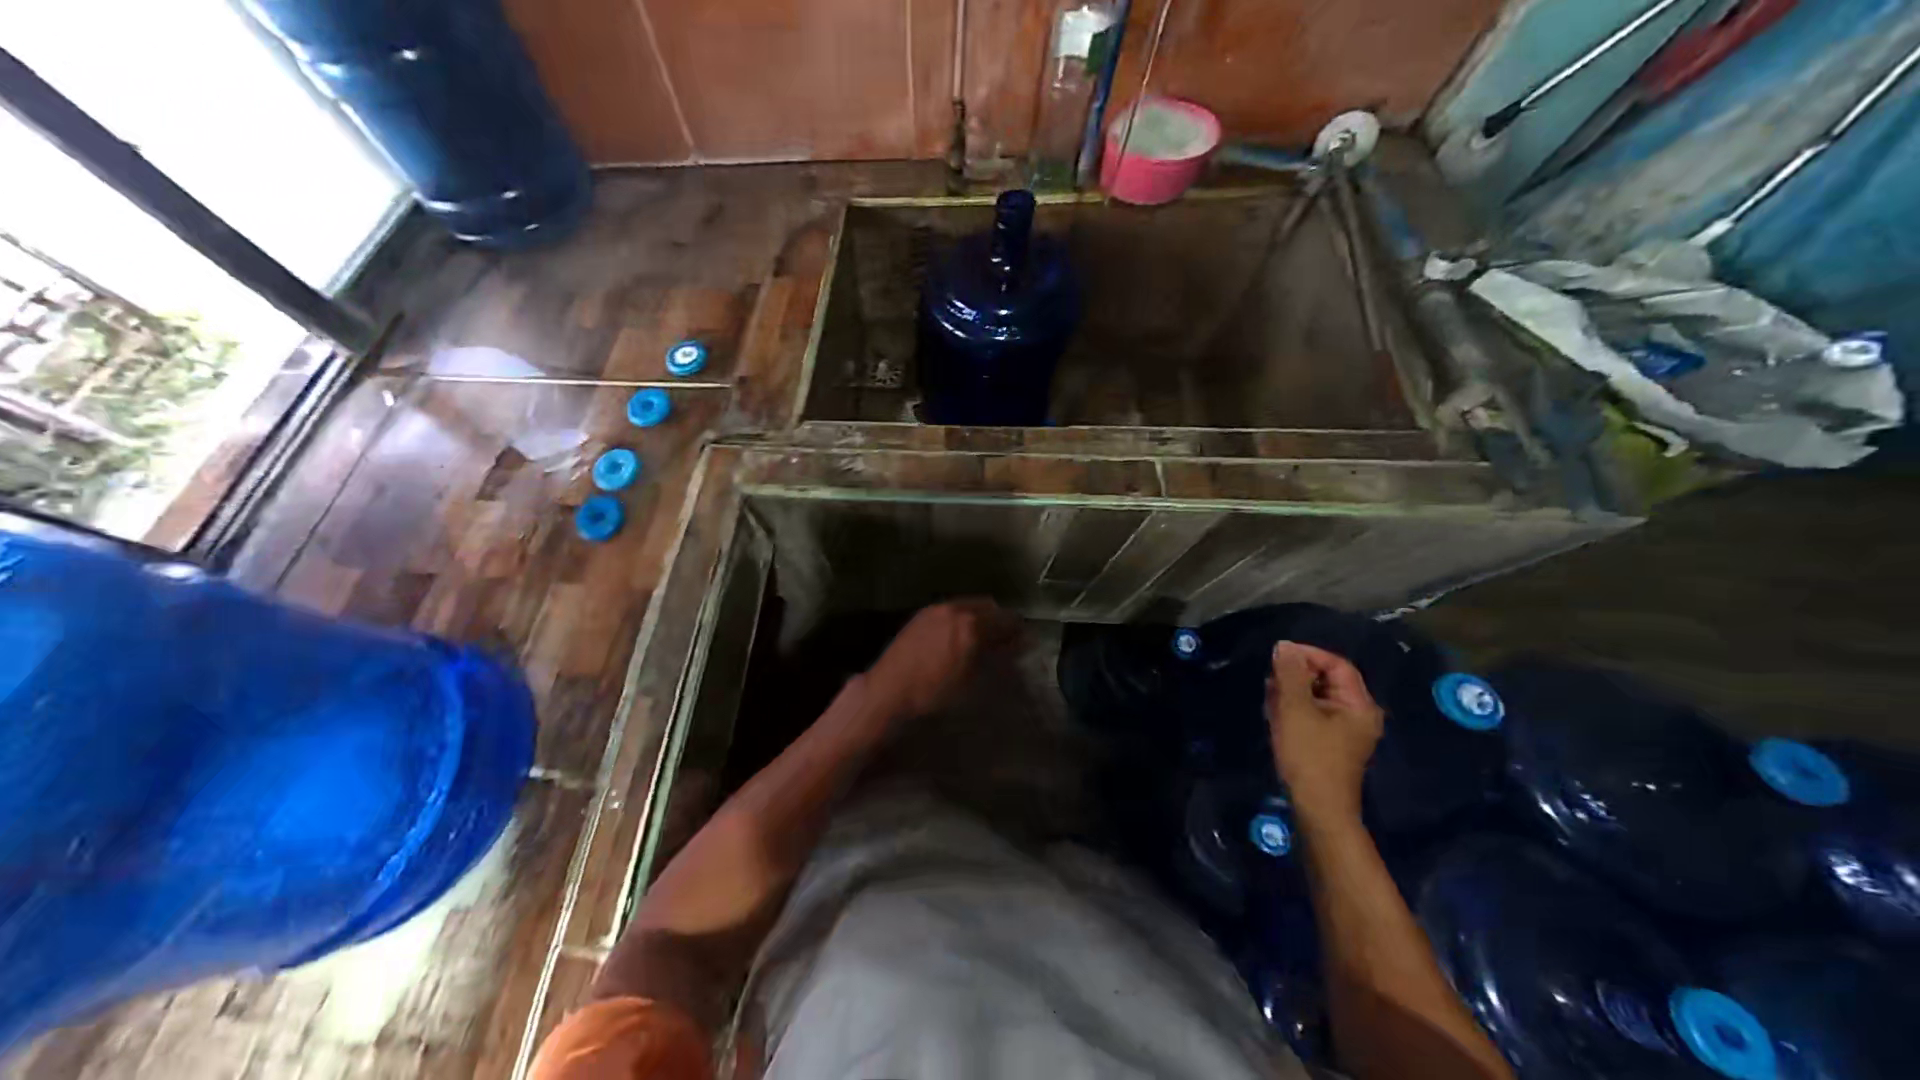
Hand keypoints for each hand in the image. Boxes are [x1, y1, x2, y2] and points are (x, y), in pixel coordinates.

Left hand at [862, 599, 1015, 720]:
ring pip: (969, 605)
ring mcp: (936, 609)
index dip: (1020, 631)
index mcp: (972, 625)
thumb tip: (1021, 643)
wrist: (888, 691)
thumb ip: (999, 657)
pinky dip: (962, 618)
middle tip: (1004, 642)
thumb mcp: (973, 680)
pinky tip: (956, 639)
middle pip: (989, 606)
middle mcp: (955, 609)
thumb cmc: (934, 693)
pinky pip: (951, 609)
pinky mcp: (921, 615)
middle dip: (1000, 620)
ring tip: (980, 641)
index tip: (1025, 644)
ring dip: (981, 617)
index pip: (1008, 619)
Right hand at [1267, 641, 1384, 823]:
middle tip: (1270, 677)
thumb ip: (1290, 675)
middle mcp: (1359, 715)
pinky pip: (1315, 715)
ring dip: (1293, 692)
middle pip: (1328, 680)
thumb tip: (1285, 646)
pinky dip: (1295, 709)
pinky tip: (1275, 713)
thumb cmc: (1309, 756)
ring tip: (1269, 696)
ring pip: (1318, 698)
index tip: (1278, 655)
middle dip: (1297, 674)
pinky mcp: (1333, 745)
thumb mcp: (1295, 709)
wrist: (1318, 809)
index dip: (1308, 655)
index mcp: (1359, 705)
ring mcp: (1347, 732)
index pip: (1337, 665)